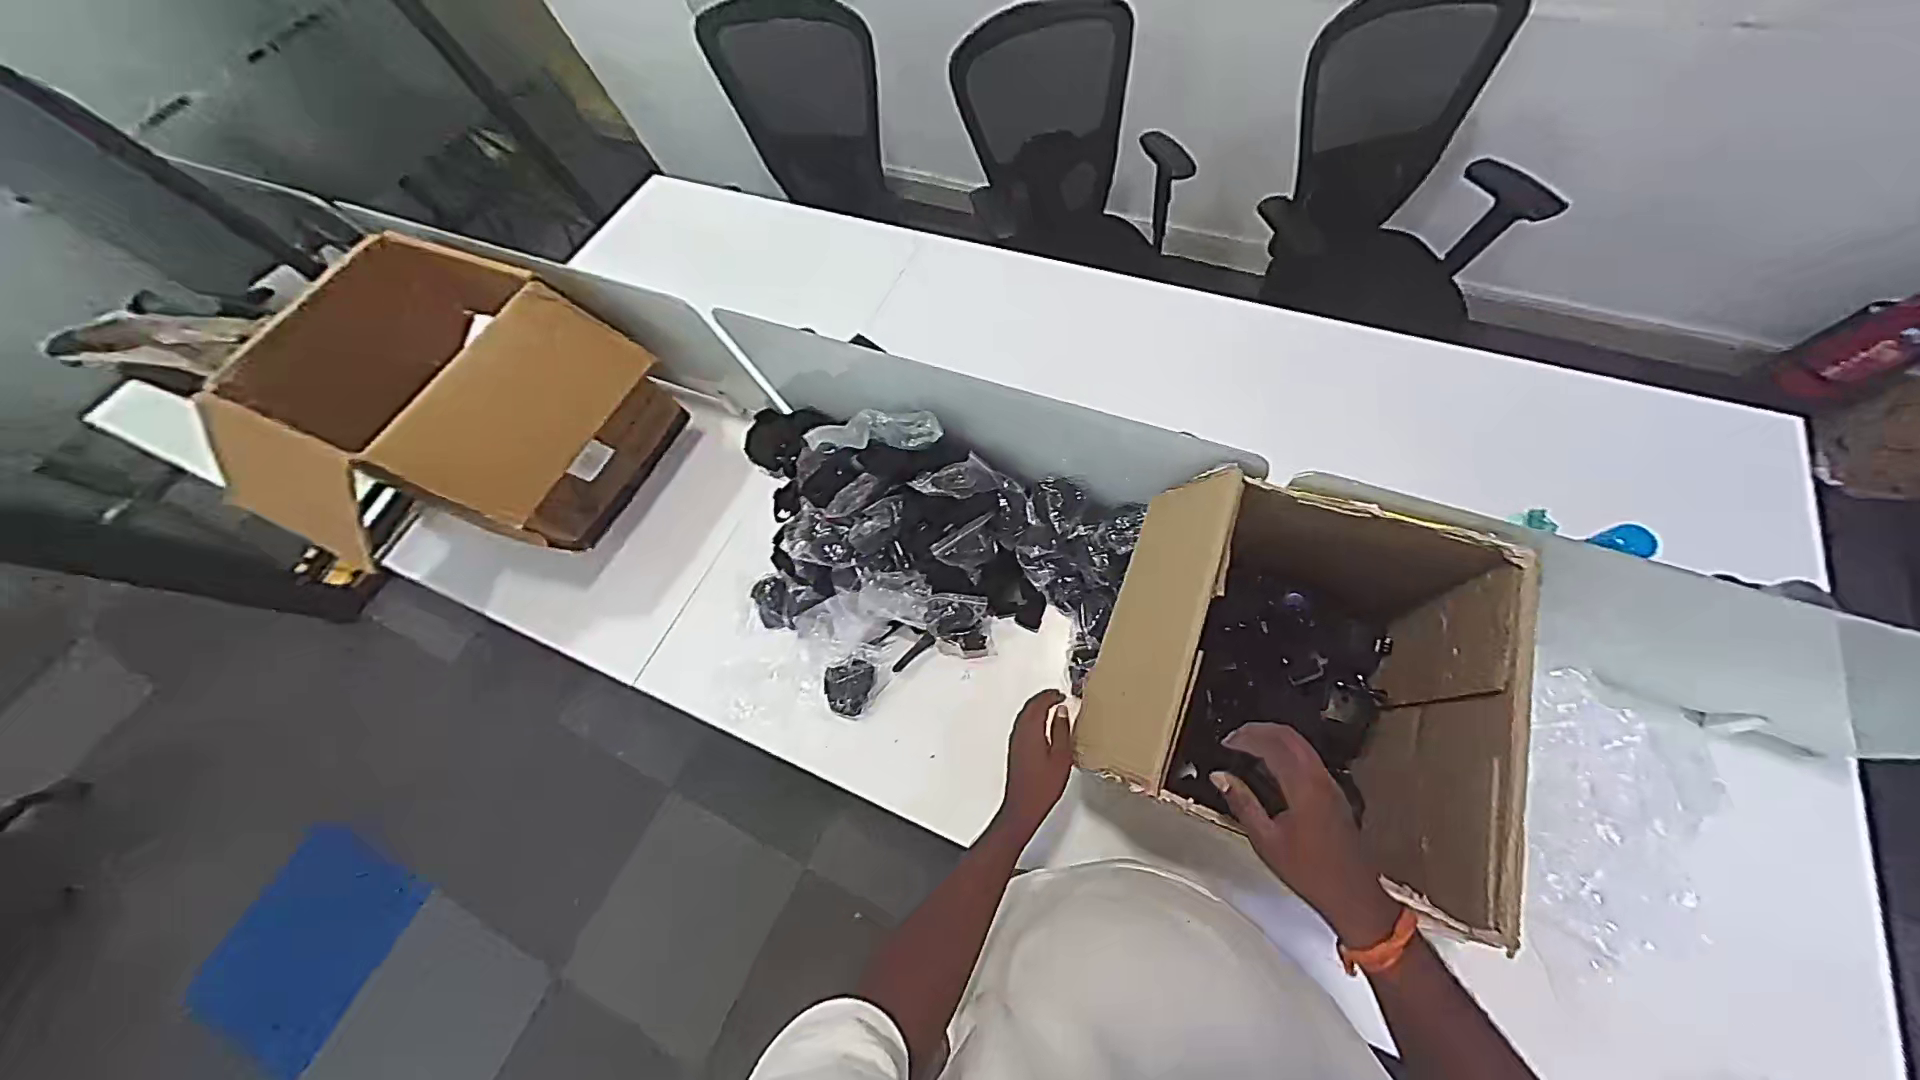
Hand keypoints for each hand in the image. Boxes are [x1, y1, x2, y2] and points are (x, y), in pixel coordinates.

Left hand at [994, 690, 1072, 839]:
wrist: (1023, 806)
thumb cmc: (1042, 786)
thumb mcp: (1061, 756)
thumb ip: (1061, 730)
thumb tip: (1062, 711)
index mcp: (1030, 729)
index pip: (1039, 703)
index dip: (1051, 695)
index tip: (1061, 693)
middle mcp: (1020, 732)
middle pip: (1030, 706)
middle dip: (1044, 698)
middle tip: (1057, 696)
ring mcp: (1015, 740)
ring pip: (1025, 714)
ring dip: (1038, 707)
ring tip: (1053, 707)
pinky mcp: (1015, 748)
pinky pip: (1023, 723)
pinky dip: (1034, 717)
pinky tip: (1043, 724)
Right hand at [1212, 723, 1400, 946]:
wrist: (1354, 898)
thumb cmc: (1311, 873)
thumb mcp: (1266, 840)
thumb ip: (1242, 802)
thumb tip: (1220, 777)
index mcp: (1304, 788)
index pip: (1272, 744)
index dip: (1246, 737)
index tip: (1227, 743)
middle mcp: (1321, 780)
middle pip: (1289, 736)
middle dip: (1259, 730)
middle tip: (1235, 738)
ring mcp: (1331, 786)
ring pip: (1301, 744)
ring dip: (1273, 738)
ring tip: (1248, 748)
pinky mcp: (1335, 794)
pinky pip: (1308, 758)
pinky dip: (1286, 751)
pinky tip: (1271, 766)